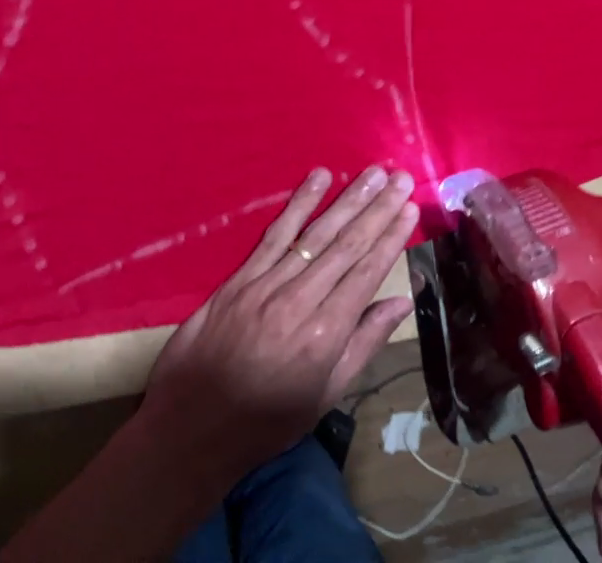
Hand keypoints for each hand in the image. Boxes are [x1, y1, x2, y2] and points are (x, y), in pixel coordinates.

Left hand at [140, 166, 418, 473]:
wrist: (191, 429)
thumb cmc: (266, 421)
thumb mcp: (325, 396)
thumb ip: (363, 343)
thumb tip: (401, 303)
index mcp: (325, 334)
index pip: (366, 272)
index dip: (391, 238)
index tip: (410, 209)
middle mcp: (299, 301)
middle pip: (346, 246)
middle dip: (377, 209)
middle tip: (400, 178)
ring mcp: (266, 285)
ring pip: (315, 234)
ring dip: (347, 199)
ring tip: (373, 173)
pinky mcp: (239, 278)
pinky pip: (275, 234)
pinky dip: (298, 204)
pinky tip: (318, 179)